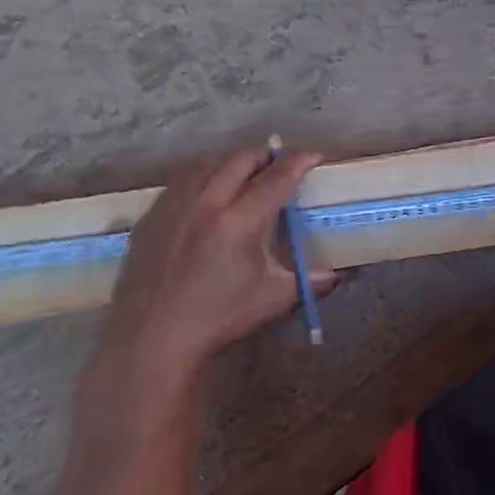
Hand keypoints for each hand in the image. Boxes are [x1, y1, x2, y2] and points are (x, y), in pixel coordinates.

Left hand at [101, 145, 337, 370]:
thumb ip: (314, 280)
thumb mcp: (276, 297)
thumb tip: (343, 273)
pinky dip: (203, 176)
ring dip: (233, 162)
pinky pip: (181, 181)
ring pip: (207, 163)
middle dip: (266, 155)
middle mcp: (207, 203)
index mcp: (241, 221)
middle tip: (281, 165)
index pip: (277, 176)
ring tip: (247, 173)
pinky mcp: (151, 217)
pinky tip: (210, 193)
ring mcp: (173, 206)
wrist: (151, 339)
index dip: (299, 160)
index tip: (314, 156)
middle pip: (241, 158)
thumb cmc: (220, 317)